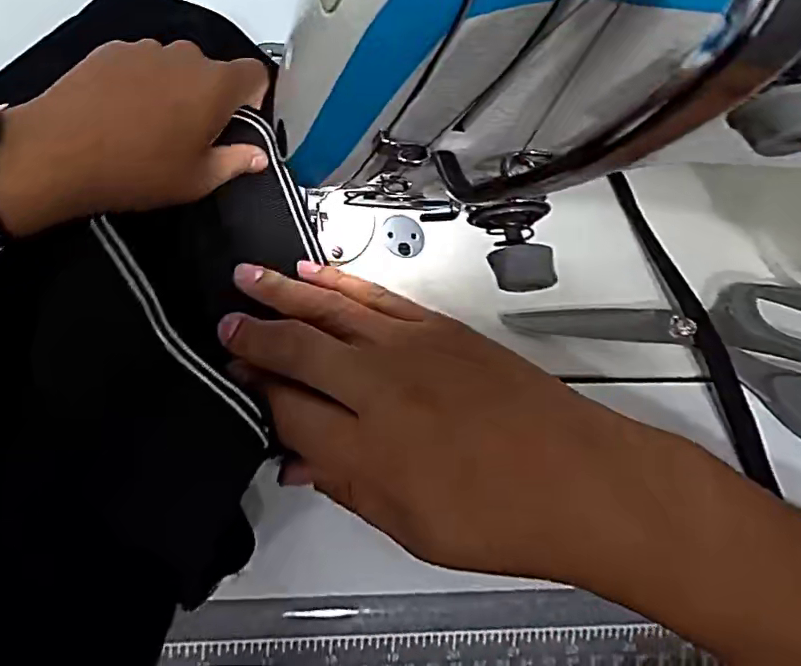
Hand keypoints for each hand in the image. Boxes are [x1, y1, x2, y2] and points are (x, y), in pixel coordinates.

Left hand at [0, 39, 270, 236]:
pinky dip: (139, 82)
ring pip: (174, 66)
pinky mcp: (112, 51)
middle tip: (188, 134)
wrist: (57, 154)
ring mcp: (145, 50)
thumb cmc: (132, 170)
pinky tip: (119, 112)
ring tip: (147, 125)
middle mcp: (185, 56)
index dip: (253, 98)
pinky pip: (140, 63)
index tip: (238, 123)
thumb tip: (255, 155)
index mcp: (215, 85)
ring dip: (172, 88)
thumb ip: (235, 162)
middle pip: (212, 70)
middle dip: (208, 97)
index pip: (256, 75)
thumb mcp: (194, 181)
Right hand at [219, 262, 717, 589]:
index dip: (255, 395)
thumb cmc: (497, 516)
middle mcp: (377, 389)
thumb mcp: (408, 525)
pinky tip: (311, 275)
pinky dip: (336, 283)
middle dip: (252, 337)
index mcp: (364, 450)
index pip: (286, 411)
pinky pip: (372, 297)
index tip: (235, 381)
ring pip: (326, 310)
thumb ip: (343, 485)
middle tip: (223, 325)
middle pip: (295, 351)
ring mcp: (406, 348)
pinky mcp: (434, 326)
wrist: (577, 478)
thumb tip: (296, 459)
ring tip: (245, 276)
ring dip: (281, 292)